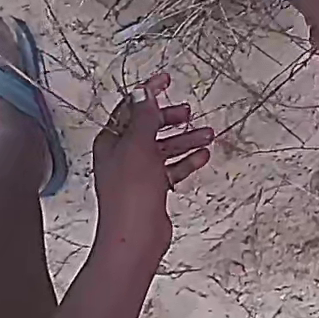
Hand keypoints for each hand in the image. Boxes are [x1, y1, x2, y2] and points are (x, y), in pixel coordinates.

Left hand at [91, 73, 212, 257]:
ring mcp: (138, 172)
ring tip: (206, 134)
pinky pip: (172, 168)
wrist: (135, 237)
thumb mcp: (138, 147)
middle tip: (188, 112)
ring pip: (164, 147)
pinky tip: (202, 156)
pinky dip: (186, 160)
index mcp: (112, 141)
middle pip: (148, 127)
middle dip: (169, 118)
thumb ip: (143, 118)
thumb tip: (143, 93)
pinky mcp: (153, 189)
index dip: (148, 92)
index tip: (166, 79)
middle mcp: (123, 154)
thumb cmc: (131, 193)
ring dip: (184, 139)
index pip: (130, 108)